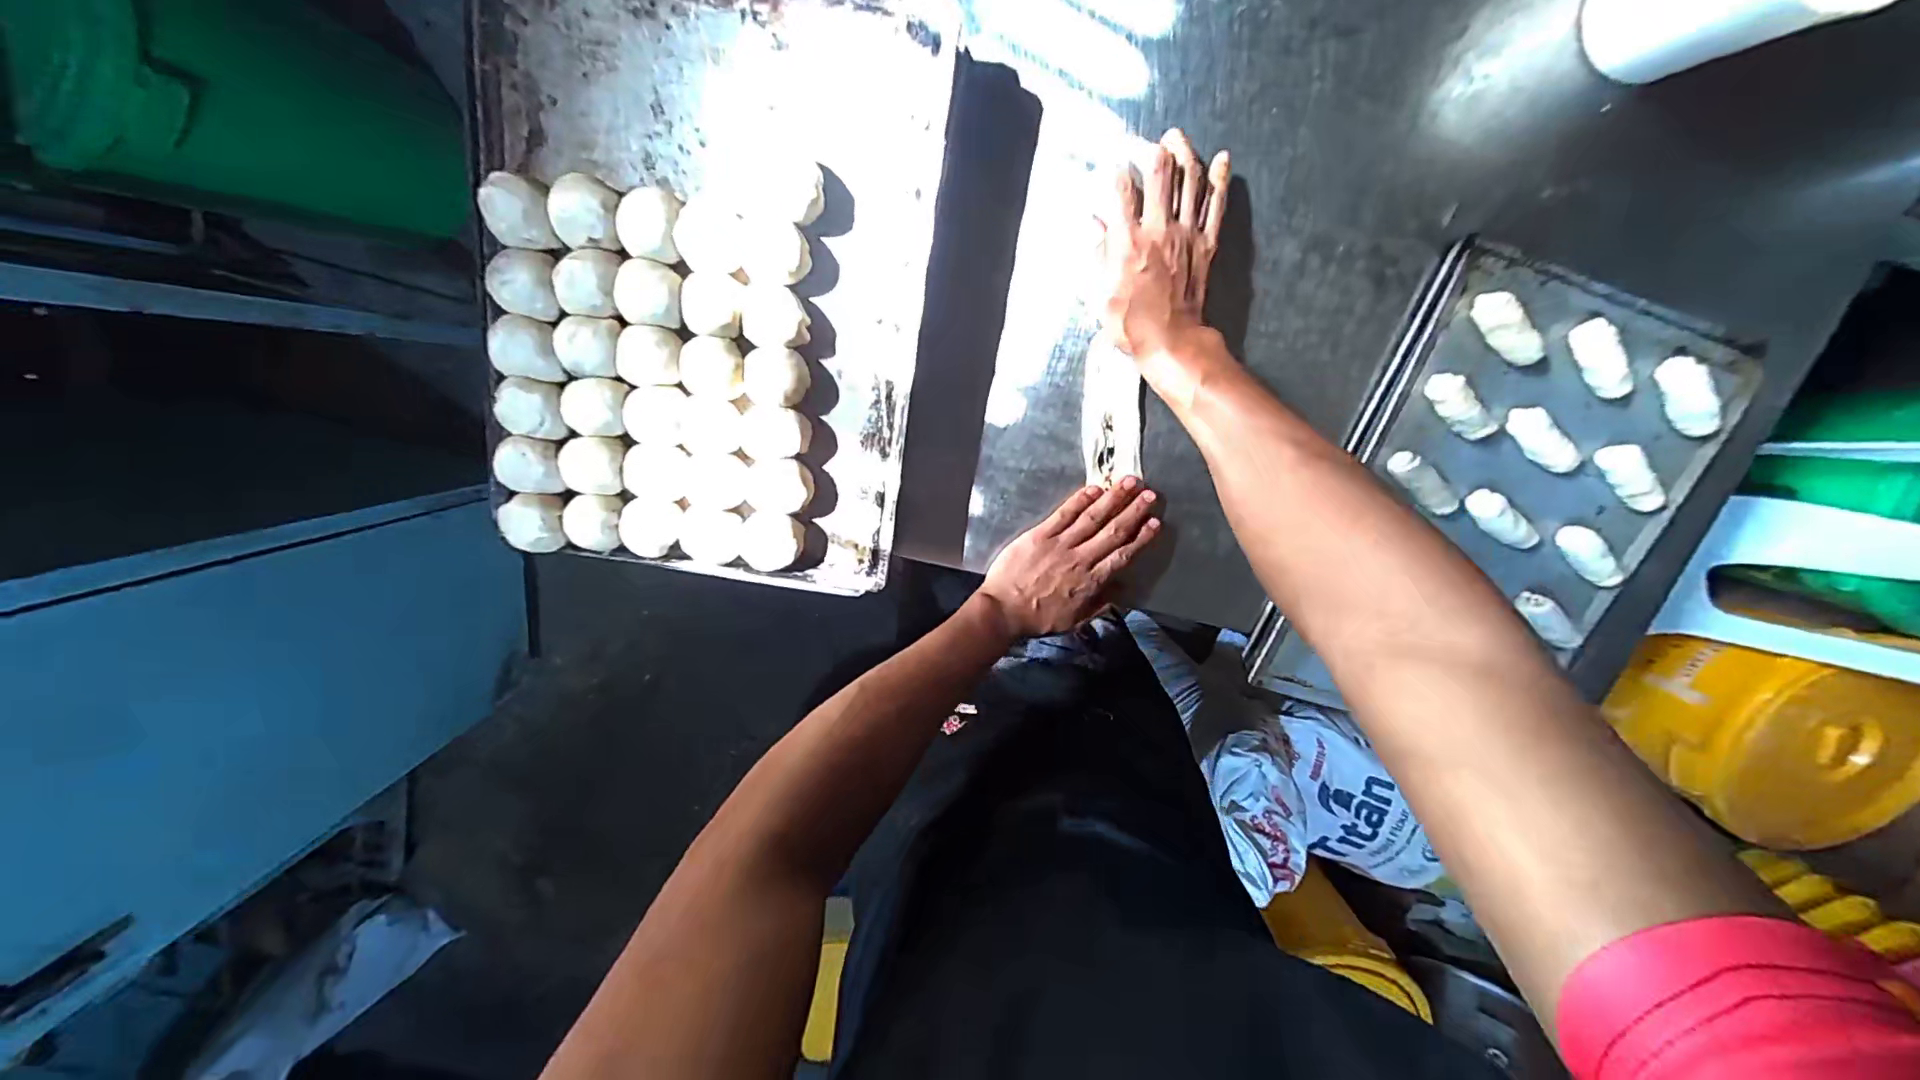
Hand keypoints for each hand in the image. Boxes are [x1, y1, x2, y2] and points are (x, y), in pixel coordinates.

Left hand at [976, 479, 1160, 638]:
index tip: (1156, 523)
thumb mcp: (1074, 619)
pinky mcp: (1039, 535)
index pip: (1122, 555)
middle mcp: (1080, 559)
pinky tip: (1094, 488)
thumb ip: (1099, 604)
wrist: (1003, 611)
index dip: (1141, 538)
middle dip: (1133, 512)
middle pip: (1113, 531)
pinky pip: (1064, 514)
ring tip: (1130, 483)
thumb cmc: (1038, 618)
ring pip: (1092, 518)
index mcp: (1090, 582)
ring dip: (1113, 499)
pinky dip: (1080, 500)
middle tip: (1150, 494)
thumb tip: (1122, 589)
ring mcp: (1059, 545)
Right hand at [1096, 129, 1230, 363]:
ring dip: (1184, 153)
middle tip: (1147, 140)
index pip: (1121, 192)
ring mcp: (1187, 234)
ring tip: (1177, 137)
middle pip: (1159, 175)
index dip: (1116, 172)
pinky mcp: (1206, 243)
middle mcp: (1159, 229)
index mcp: (1128, 242)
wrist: (1171, 341)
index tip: (1112, 162)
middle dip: (1152, 150)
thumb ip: (1098, 254)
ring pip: (1189, 181)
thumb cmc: (1130, 324)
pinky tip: (1222, 158)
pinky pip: (1216, 205)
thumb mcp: (1101, 294)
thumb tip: (1094, 223)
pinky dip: (1220, 179)